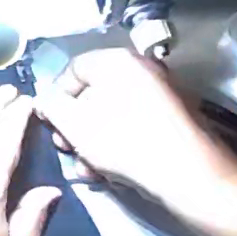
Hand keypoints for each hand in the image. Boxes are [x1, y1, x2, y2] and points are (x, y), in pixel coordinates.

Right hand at [35, 50, 236, 235]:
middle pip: (93, 93)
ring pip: (113, 113)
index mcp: (116, 59)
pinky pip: (135, 123)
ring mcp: (162, 91)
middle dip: (75, 126)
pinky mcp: (174, 117)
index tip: (50, 128)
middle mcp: (142, 67)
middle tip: (68, 150)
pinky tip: (114, 171)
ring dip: (94, 141)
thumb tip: (45, 99)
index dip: (54, 99)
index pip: (71, 70)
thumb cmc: (125, 143)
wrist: (191, 176)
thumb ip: (51, 106)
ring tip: (90, 169)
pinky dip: (119, 143)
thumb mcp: (74, 125)